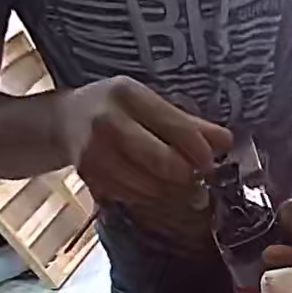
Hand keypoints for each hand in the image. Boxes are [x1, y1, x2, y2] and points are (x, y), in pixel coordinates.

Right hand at [54, 76, 232, 206]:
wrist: (65, 121)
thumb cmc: (116, 109)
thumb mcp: (149, 105)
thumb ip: (188, 124)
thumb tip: (226, 141)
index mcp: (129, 95)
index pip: (173, 126)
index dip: (198, 150)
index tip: (210, 164)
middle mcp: (109, 122)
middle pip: (161, 162)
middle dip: (184, 176)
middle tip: (196, 180)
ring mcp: (96, 152)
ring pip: (147, 185)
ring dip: (168, 191)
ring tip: (175, 185)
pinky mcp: (90, 176)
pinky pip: (132, 196)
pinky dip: (148, 196)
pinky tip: (152, 188)